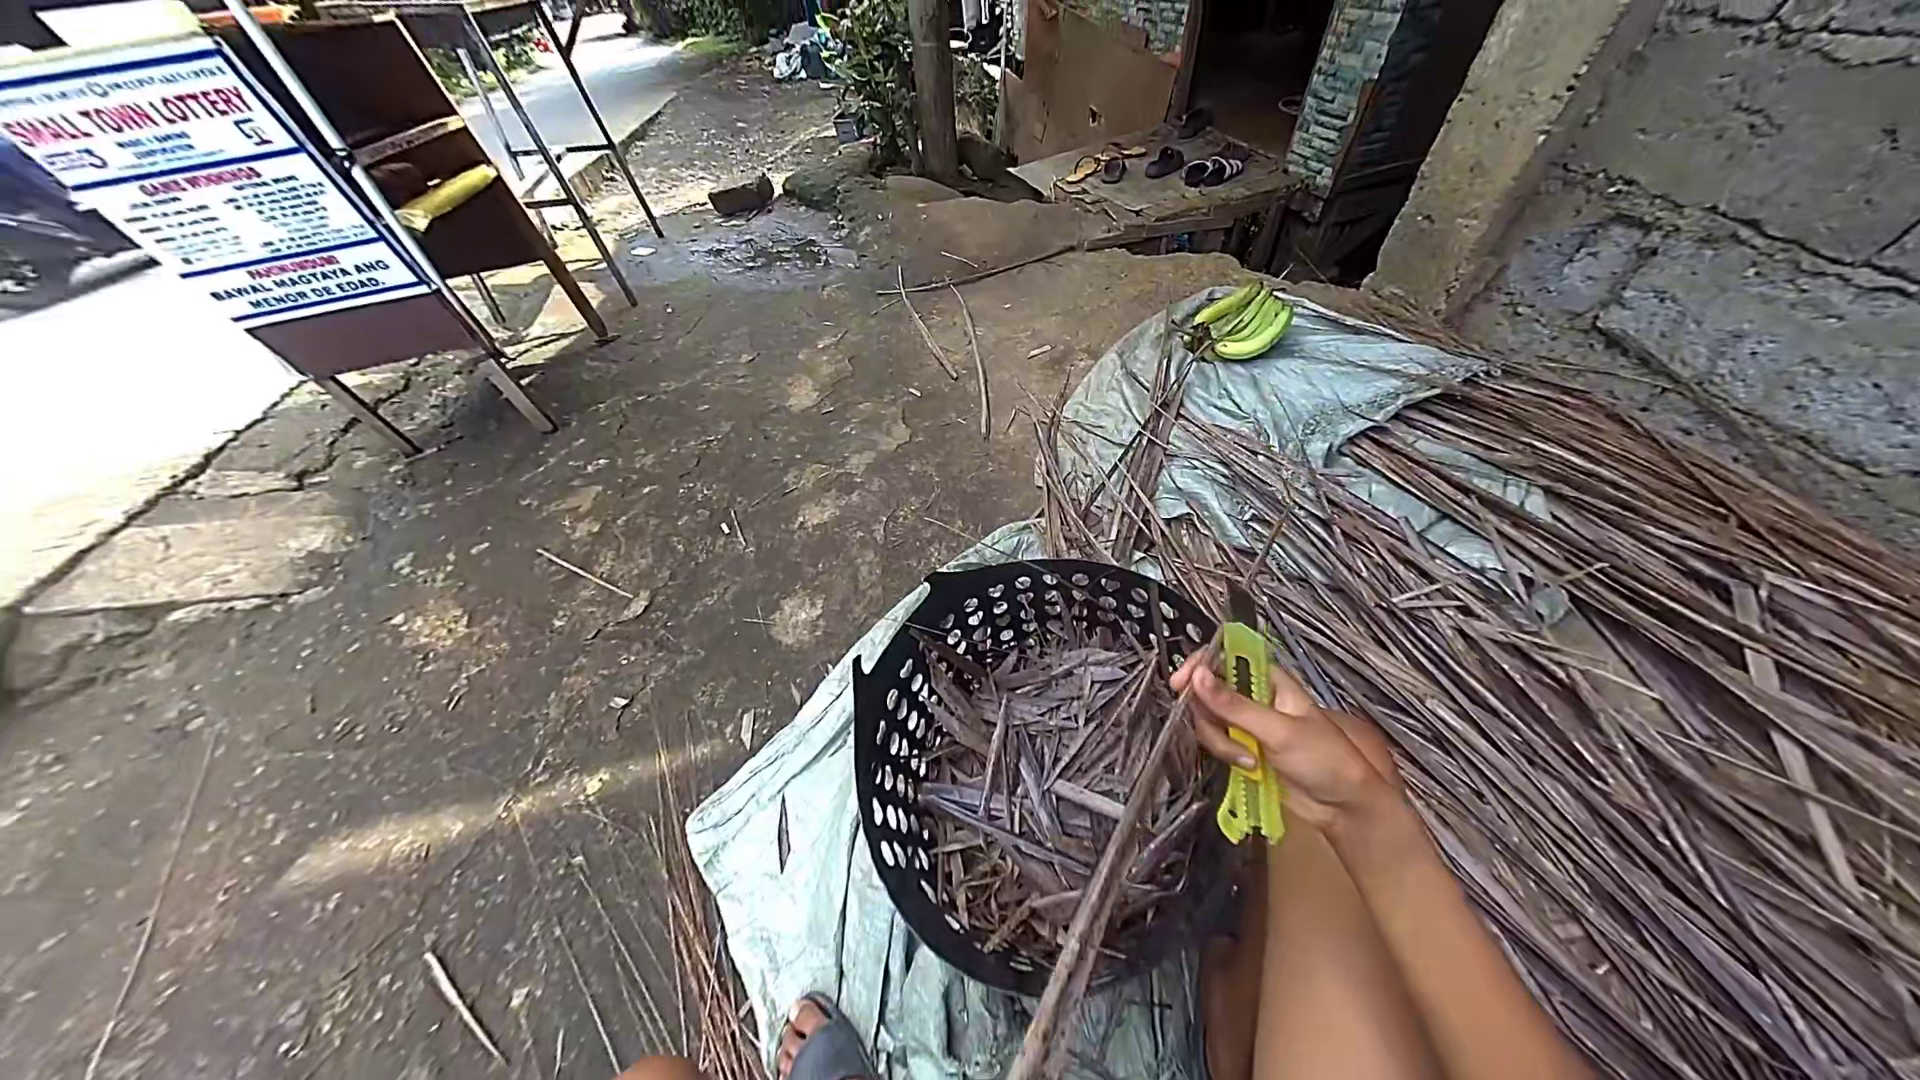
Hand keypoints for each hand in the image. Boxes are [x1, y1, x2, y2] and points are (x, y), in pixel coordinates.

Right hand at [1172, 648, 1401, 832]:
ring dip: (1220, 740)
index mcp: (1269, 680)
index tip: (1183, 681)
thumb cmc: (1327, 761)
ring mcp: (1246, 724)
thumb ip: (1234, 705)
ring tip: (1247, 757)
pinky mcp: (1241, 748)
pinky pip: (1215, 741)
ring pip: (1208, 718)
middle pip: (1208, 690)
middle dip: (1208, 712)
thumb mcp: (1279, 730)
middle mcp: (1254, 698)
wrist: (1343, 809)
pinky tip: (1247, 765)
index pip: (1226, 658)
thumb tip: (1198, 677)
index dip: (1202, 665)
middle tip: (1215, 726)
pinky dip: (1224, 754)